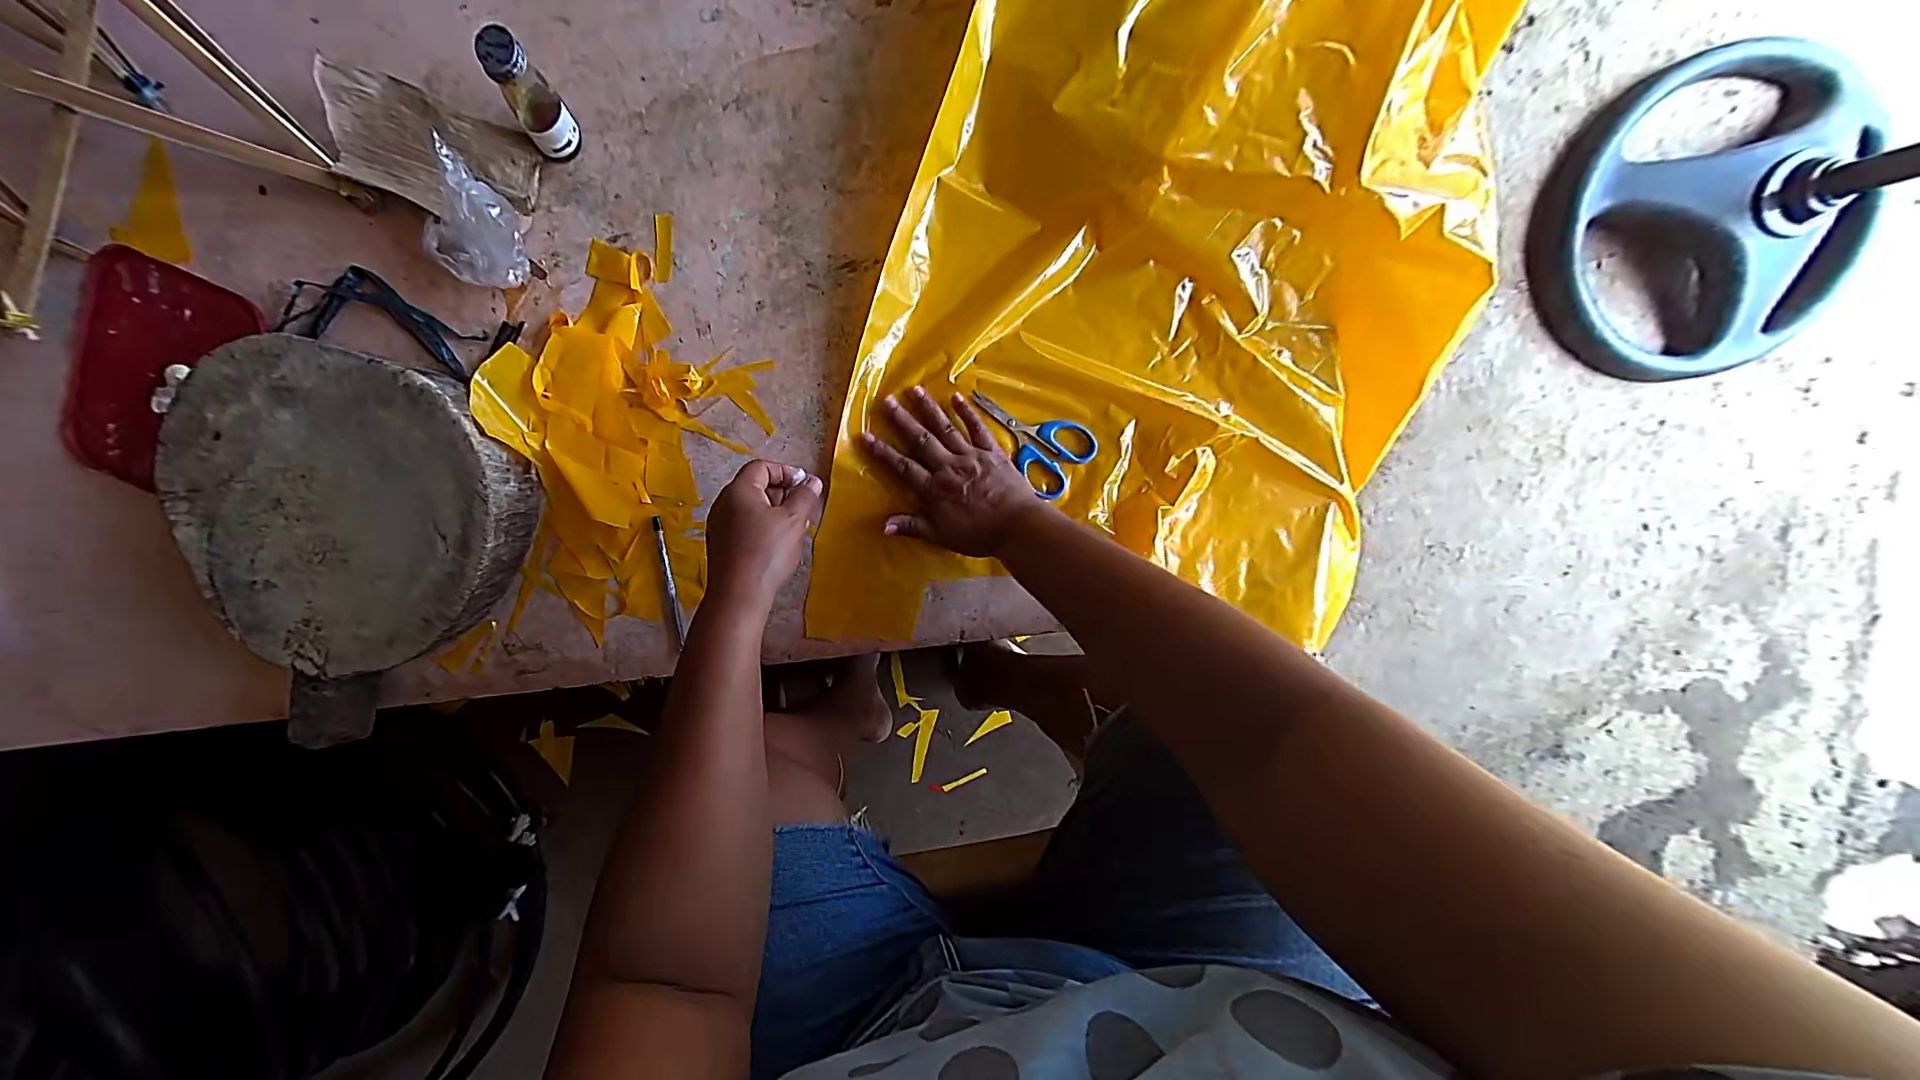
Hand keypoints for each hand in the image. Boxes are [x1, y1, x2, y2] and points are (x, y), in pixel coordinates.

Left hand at [704, 460, 824, 610]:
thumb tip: (812, 482)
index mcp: (739, 491)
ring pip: (750, 507)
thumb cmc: (766, 552)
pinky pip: (744, 525)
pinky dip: (762, 526)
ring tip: (793, 528)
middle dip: (782, 493)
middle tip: (802, 507)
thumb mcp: (793, 520)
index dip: (785, 472)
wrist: (740, 593)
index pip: (761, 467)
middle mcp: (724, 503)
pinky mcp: (721, 544)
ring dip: (774, 511)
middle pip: (755, 486)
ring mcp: (719, 525)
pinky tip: (777, 544)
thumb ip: (804, 496)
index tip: (804, 485)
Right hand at [858, 386, 1045, 557]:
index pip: (903, 467)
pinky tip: (957, 397)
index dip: (883, 452)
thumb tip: (883, 526)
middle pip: (921, 440)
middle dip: (902, 420)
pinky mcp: (992, 452)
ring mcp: (971, 456)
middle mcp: (949, 467)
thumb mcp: (942, 536)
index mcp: (935, 489)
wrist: (1018, 526)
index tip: (865, 436)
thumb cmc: (980, 535)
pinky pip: (978, 428)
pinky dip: (967, 412)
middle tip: (887, 400)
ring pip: (945, 428)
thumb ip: (913, 527)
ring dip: (929, 408)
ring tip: (914, 390)